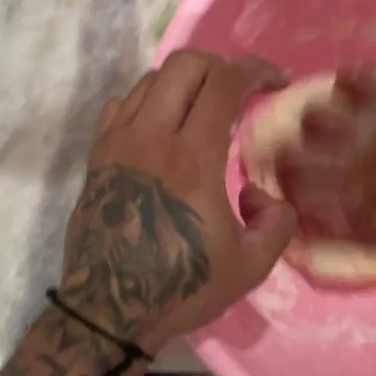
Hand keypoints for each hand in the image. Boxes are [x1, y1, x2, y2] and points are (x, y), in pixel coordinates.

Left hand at [60, 50, 296, 352]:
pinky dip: (151, 100)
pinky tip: (164, 125)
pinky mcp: (98, 157)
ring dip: (186, 82)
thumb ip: (278, 222)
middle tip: (242, 91)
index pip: (224, 84)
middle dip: (222, 66)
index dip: (257, 70)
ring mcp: (118, 143)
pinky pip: (123, 104)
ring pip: (152, 80)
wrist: (110, 310)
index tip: (276, 82)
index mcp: (192, 158)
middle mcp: (151, 137)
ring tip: (205, 107)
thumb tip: (263, 195)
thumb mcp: (252, 265)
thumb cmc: (183, 287)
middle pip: (186, 65)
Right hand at [275, 69, 375, 245]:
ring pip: (314, 116)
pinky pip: (353, 79)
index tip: (286, 182)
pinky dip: (349, 81)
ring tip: (329, 120)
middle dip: (288, 154)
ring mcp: (366, 127)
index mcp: (347, 200)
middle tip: (295, 150)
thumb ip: (341, 226)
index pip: (293, 193)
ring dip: (317, 118)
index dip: (284, 186)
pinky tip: (352, 88)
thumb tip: (305, 222)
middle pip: (292, 155)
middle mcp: (347, 164)